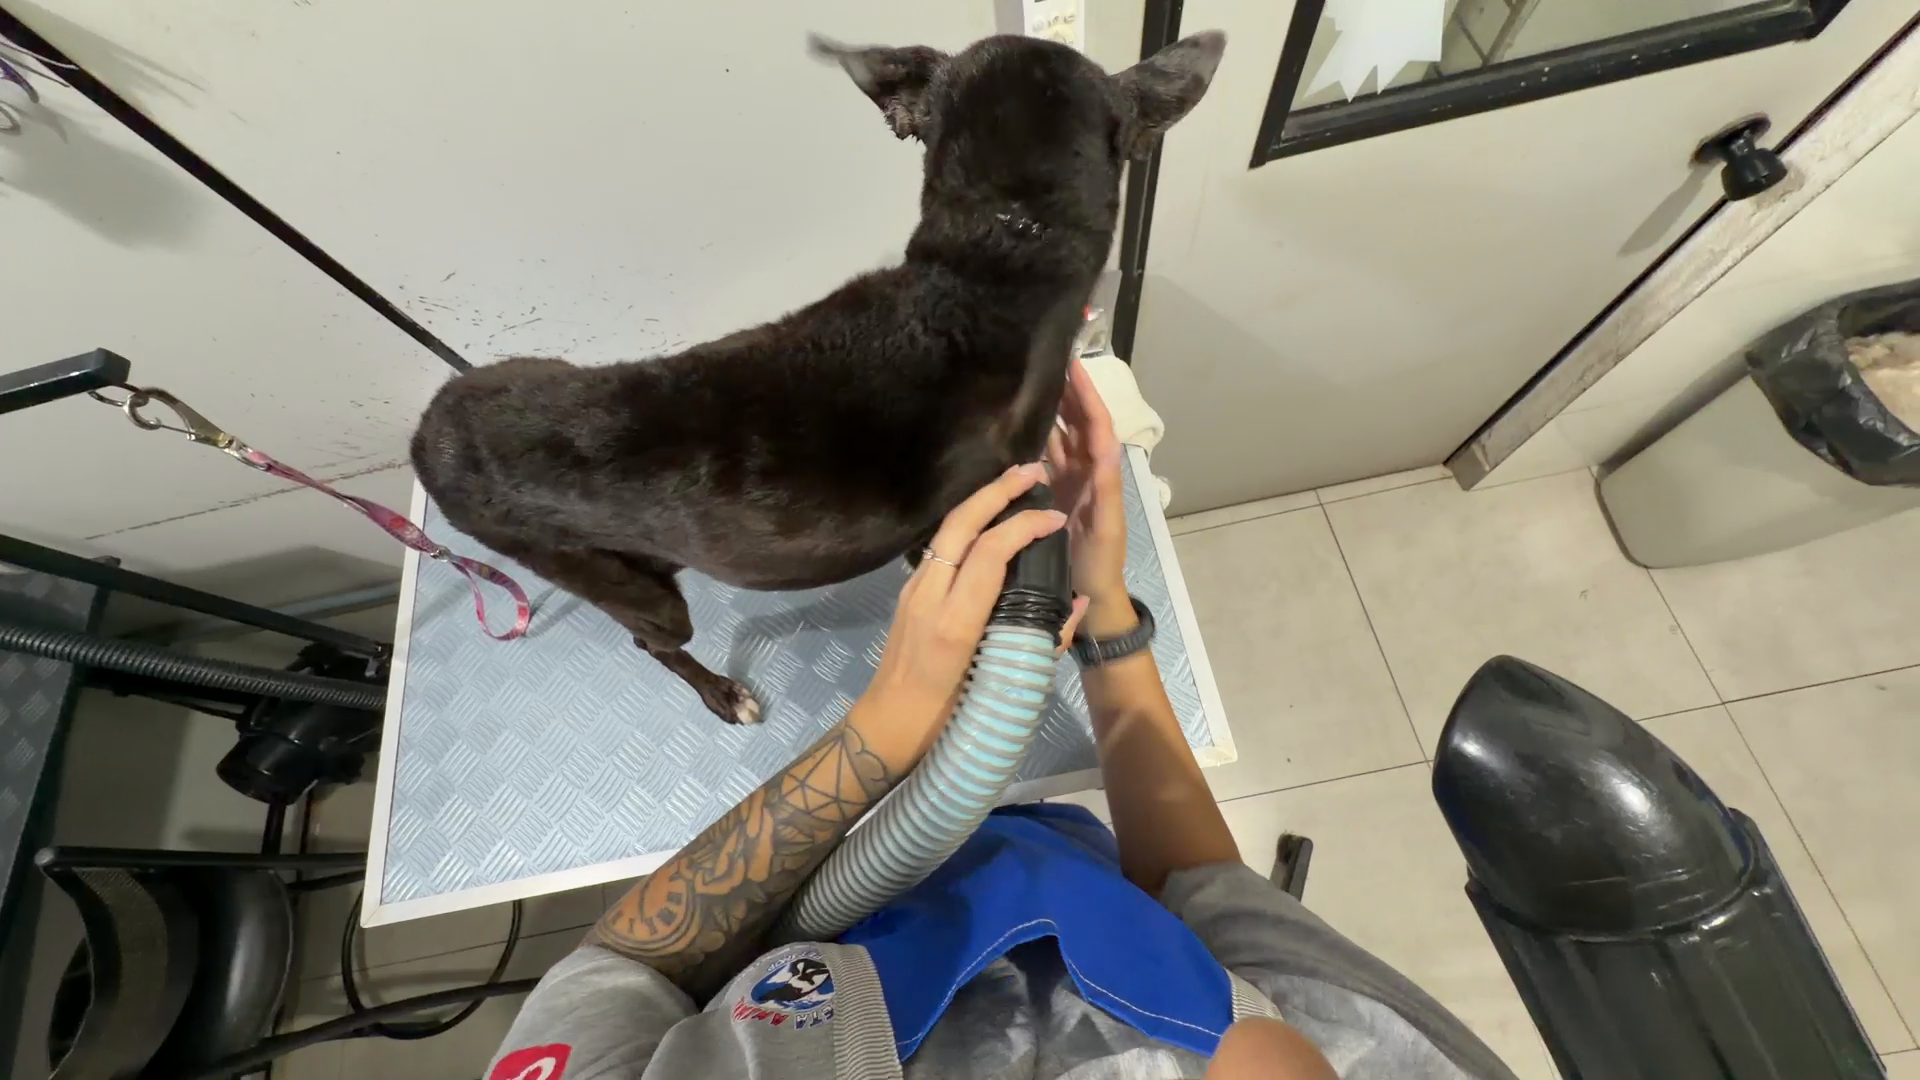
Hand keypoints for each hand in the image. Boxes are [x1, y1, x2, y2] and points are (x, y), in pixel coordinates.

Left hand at [853, 464, 1088, 762]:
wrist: (886, 726)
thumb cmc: (946, 718)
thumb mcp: (1001, 686)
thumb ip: (1043, 642)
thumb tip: (1078, 604)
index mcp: (954, 621)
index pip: (990, 552)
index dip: (1025, 527)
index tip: (1056, 519)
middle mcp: (928, 594)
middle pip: (961, 524)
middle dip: (998, 491)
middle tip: (1033, 471)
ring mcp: (912, 589)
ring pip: (946, 528)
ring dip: (981, 500)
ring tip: (1014, 484)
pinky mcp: (907, 591)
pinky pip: (940, 544)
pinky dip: (967, 522)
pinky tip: (988, 519)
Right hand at [1047, 356, 1134, 636]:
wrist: (1091, 593)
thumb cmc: (1101, 564)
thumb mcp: (1107, 529)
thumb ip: (1106, 492)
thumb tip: (1105, 451)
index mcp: (1103, 475)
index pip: (1097, 426)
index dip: (1087, 396)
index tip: (1074, 366)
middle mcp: (1087, 471)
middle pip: (1079, 424)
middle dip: (1069, 393)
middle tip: (1048, 363)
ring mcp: (1070, 480)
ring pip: (1062, 436)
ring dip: (1053, 410)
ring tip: (1032, 383)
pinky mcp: (1054, 492)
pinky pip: (1047, 458)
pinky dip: (1038, 438)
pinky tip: (1021, 425)